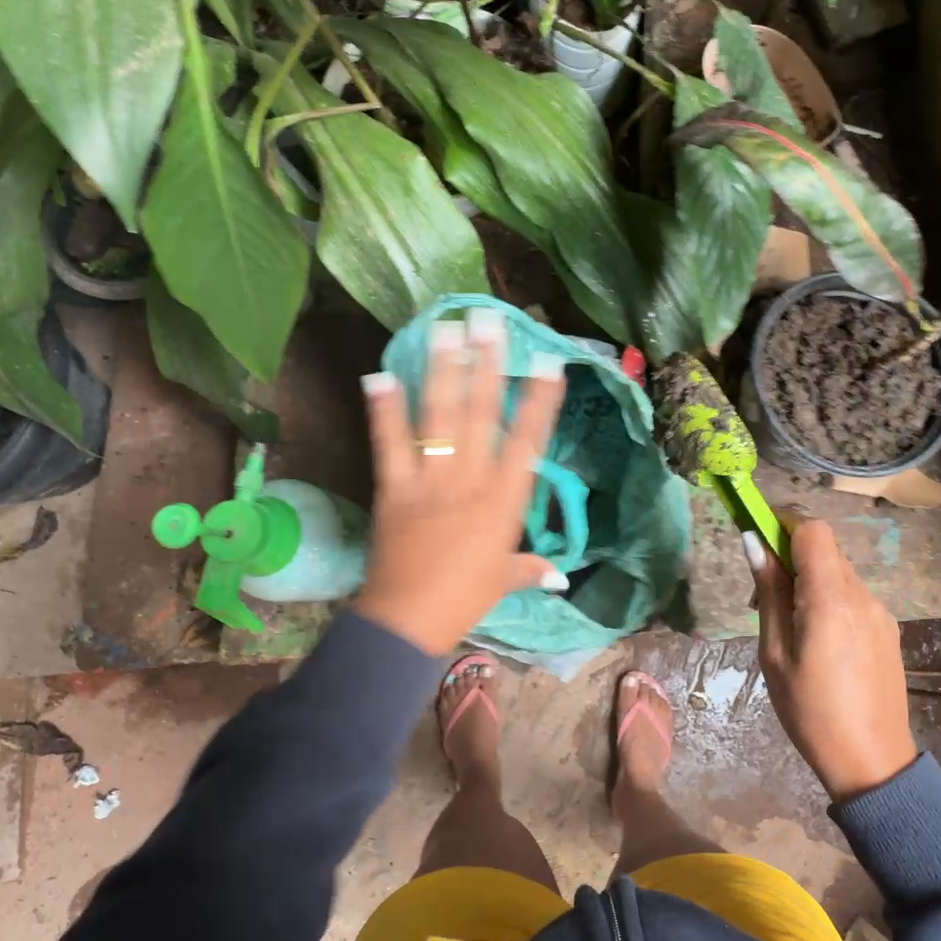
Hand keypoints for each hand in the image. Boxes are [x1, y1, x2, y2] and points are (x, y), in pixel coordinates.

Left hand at [353, 308, 566, 655]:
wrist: (408, 618)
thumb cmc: (464, 599)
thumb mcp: (503, 581)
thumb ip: (531, 569)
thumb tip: (561, 576)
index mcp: (503, 501)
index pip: (527, 441)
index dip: (539, 401)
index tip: (548, 362)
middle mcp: (469, 479)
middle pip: (481, 414)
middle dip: (486, 365)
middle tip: (486, 322)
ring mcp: (429, 479)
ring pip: (439, 417)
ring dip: (442, 372)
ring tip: (443, 330)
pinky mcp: (393, 487)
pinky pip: (389, 443)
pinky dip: (384, 410)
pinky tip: (379, 375)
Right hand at [751, 521, 918, 802]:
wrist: (873, 762)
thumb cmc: (810, 711)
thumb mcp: (775, 653)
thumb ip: (769, 593)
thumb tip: (753, 542)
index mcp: (830, 598)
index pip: (812, 529)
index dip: (783, 524)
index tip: (758, 542)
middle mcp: (861, 595)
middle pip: (824, 549)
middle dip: (790, 557)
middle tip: (763, 597)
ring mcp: (880, 612)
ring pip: (837, 572)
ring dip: (809, 581)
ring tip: (790, 628)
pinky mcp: (887, 629)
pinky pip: (852, 597)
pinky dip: (829, 600)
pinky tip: (818, 643)